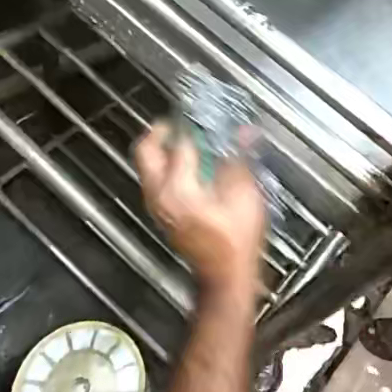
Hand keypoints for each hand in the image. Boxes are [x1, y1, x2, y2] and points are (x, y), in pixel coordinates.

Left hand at [135, 123, 266, 309]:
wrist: (225, 275)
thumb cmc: (236, 241)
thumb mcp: (245, 196)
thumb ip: (239, 160)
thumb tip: (244, 134)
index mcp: (178, 189)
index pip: (180, 144)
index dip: (194, 127)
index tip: (205, 117)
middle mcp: (159, 195)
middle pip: (146, 150)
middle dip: (162, 132)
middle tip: (180, 123)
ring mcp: (156, 205)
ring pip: (148, 165)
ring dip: (164, 149)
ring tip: (190, 142)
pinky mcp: (160, 212)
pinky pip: (155, 179)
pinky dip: (167, 166)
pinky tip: (192, 166)